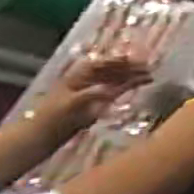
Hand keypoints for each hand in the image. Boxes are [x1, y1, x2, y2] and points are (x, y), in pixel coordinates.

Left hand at [33, 55, 151, 131]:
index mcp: (79, 75)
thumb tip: (111, 90)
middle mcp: (87, 80)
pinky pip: (117, 90)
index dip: (118, 60)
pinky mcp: (96, 102)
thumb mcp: (71, 104)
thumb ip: (91, 94)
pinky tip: (139, 85)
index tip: (135, 59)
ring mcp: (92, 91)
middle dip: (130, 68)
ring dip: (132, 77)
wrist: (43, 134)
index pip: (102, 63)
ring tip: (149, 76)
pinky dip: (128, 86)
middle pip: (112, 70)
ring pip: (116, 79)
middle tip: (149, 67)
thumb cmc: (53, 117)